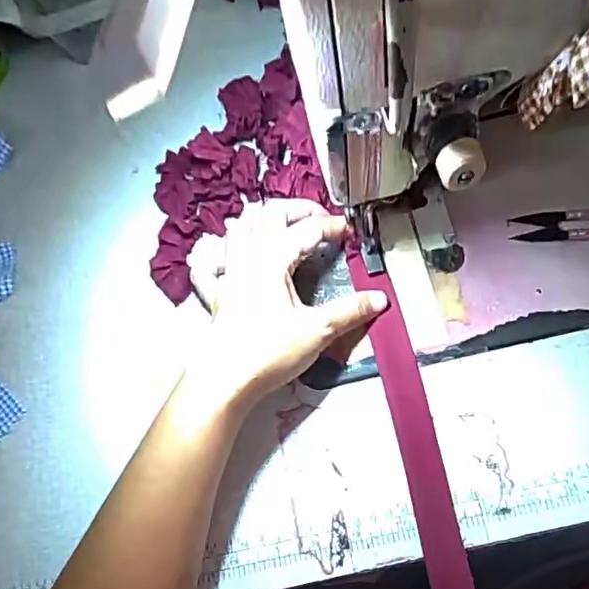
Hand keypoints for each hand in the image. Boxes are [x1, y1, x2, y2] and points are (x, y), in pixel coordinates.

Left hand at [183, 199, 387, 406]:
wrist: (227, 379)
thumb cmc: (268, 353)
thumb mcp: (318, 330)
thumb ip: (350, 311)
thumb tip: (378, 299)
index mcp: (273, 258)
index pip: (308, 228)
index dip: (332, 226)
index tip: (349, 234)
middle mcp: (248, 257)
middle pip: (269, 213)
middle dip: (296, 209)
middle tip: (317, 219)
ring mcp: (228, 274)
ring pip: (238, 230)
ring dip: (258, 222)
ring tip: (277, 228)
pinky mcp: (216, 295)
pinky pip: (209, 265)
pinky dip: (218, 256)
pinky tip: (225, 259)